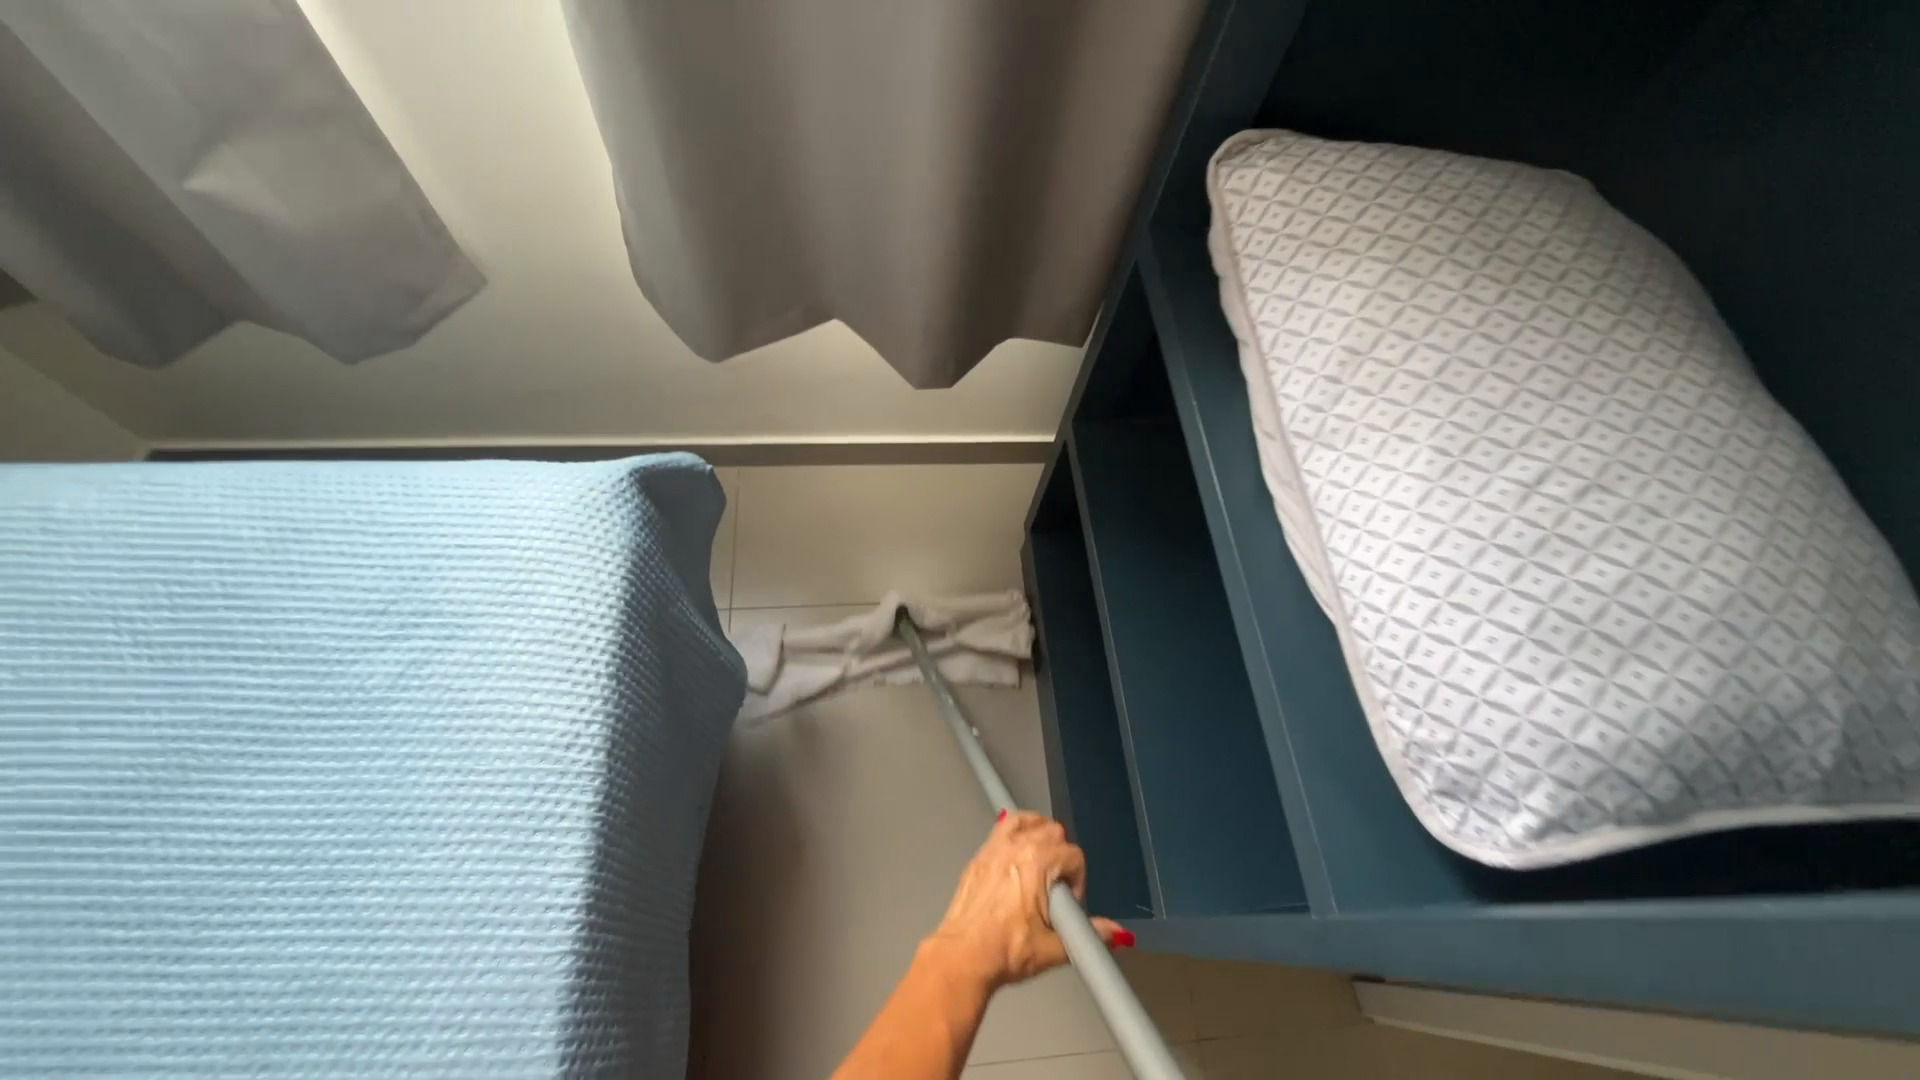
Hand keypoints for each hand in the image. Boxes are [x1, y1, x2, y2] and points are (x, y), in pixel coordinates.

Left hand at [923, 810, 1130, 989]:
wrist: (963, 956)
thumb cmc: (1005, 951)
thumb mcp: (1054, 948)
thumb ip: (1089, 936)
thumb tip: (1116, 933)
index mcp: (1039, 863)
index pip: (1074, 856)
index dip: (1078, 879)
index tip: (1071, 900)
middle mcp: (1017, 847)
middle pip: (1052, 831)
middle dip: (1062, 854)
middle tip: (1059, 882)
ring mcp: (994, 849)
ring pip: (1024, 820)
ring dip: (1038, 831)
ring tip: (1042, 854)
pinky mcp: (978, 857)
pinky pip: (1000, 829)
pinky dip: (1013, 832)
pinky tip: (1015, 852)